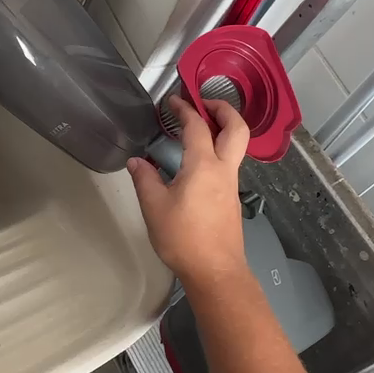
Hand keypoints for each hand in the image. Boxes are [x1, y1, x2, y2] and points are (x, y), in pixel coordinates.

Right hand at [127, 96, 251, 284]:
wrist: (215, 271)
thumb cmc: (183, 238)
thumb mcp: (154, 207)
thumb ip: (145, 179)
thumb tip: (137, 161)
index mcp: (203, 166)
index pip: (197, 126)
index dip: (184, 109)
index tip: (172, 100)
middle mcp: (224, 169)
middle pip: (236, 128)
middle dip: (223, 108)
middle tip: (204, 102)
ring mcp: (231, 184)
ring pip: (236, 146)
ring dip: (223, 129)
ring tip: (200, 127)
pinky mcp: (231, 199)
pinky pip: (230, 163)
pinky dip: (219, 149)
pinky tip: (198, 161)